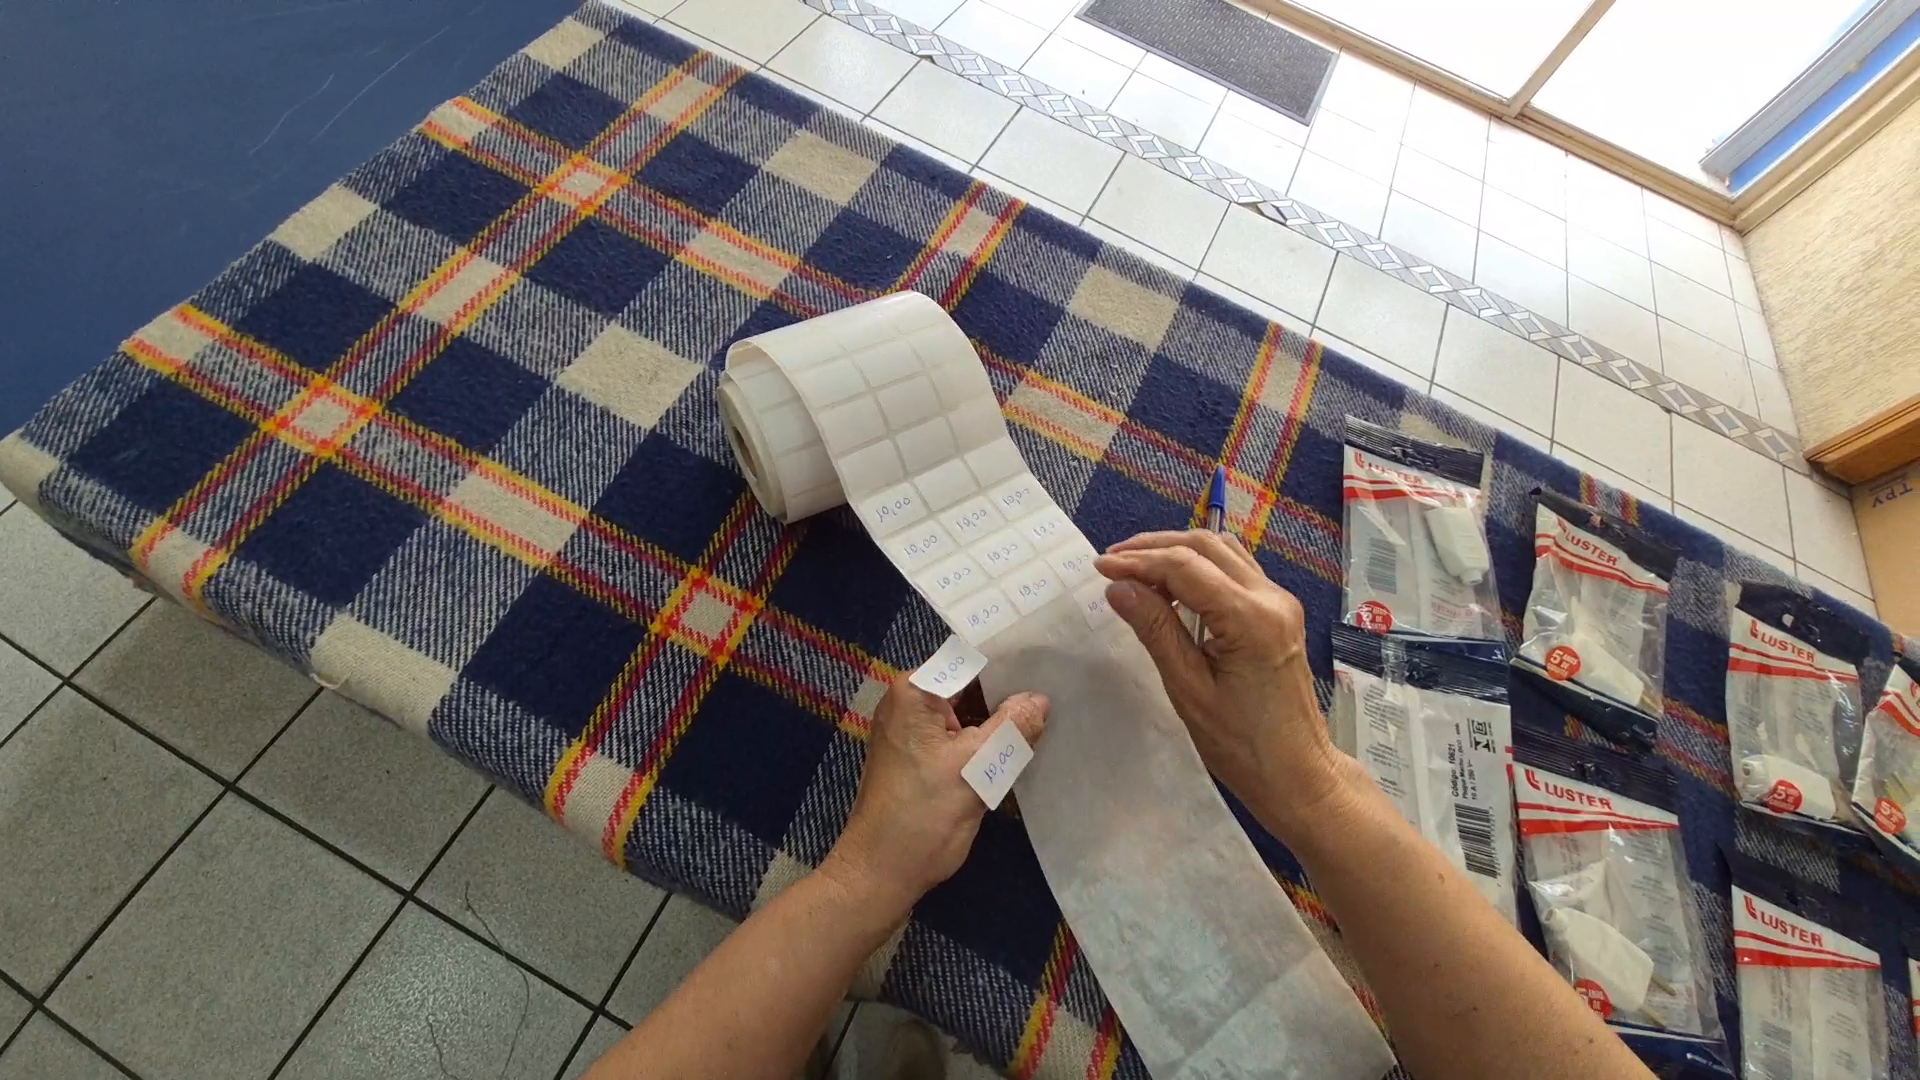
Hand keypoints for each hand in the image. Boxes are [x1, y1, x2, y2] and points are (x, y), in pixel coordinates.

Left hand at [825, 677, 1047, 914]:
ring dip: (999, 718)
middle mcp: (909, 700)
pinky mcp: (920, 753)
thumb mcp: (977, 767)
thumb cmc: (924, 815)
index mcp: (915, 690)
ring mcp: (913, 727)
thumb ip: (1012, 727)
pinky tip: (1020, 741)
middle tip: (1057, 688)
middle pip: (970, 683)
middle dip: (1008, 691)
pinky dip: (984, 739)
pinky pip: (958, 733)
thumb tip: (1040, 698)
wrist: (881, 873)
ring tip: (1049, 711)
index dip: (1009, 660)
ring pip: (967, 710)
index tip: (1049, 659)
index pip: (970, 659)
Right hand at [1095, 530, 1353, 836]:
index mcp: (1250, 619)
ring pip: (1222, 550)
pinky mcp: (1278, 610)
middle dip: (1154, 547)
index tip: (1100, 568)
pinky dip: (1197, 565)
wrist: (1299, 773)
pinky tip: (1170, 583)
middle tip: (1112, 561)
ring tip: (1134, 566)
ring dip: (1176, 550)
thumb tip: (1118, 587)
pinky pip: (1234, 569)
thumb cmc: (1241, 745)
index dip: (1138, 562)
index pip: (1185, 567)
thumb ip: (1155, 630)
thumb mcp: (1188, 689)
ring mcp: (1279, 601)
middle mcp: (1271, 598)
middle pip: (1205, 546)